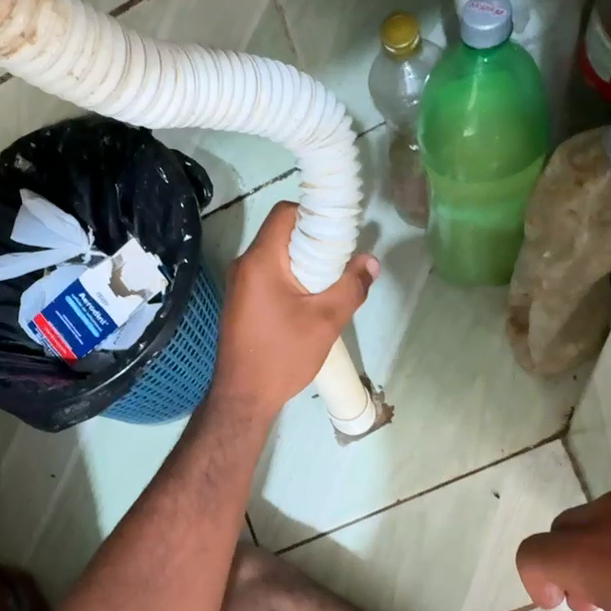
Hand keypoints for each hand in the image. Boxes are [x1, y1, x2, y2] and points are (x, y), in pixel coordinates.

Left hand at [207, 201, 376, 419]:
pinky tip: (310, 302)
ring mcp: (239, 285)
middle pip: (282, 233)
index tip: (340, 233)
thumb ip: (351, 287)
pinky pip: (269, 276)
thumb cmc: (282, 355)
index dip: (315, 214)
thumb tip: (371, 262)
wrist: (242, 397)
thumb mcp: (326, 321)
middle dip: (314, 241)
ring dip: (305, 263)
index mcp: (260, 260)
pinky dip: (291, 279)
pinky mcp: (241, 302)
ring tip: (330, 283)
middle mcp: (244, 266)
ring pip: (277, 256)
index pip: (285, 213)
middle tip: (341, 261)